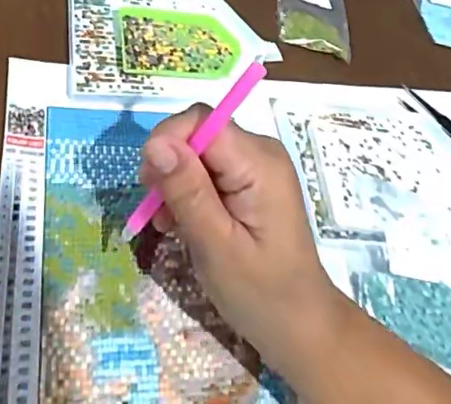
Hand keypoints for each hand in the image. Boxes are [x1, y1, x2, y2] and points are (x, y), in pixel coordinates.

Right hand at [139, 106, 349, 368]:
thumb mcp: (216, 246)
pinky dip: (187, 190)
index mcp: (258, 162)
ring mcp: (255, 165)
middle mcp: (259, 151)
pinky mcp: (248, 180)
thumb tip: (154, 143)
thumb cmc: (262, 294)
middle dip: (169, 165)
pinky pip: (207, 168)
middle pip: (197, 133)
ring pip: (197, 151)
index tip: (148, 181)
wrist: (302, 329)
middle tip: (156, 211)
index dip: (168, 139)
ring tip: (169, 224)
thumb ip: (186, 191)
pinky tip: (182, 221)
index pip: (202, 120)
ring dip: (175, 182)